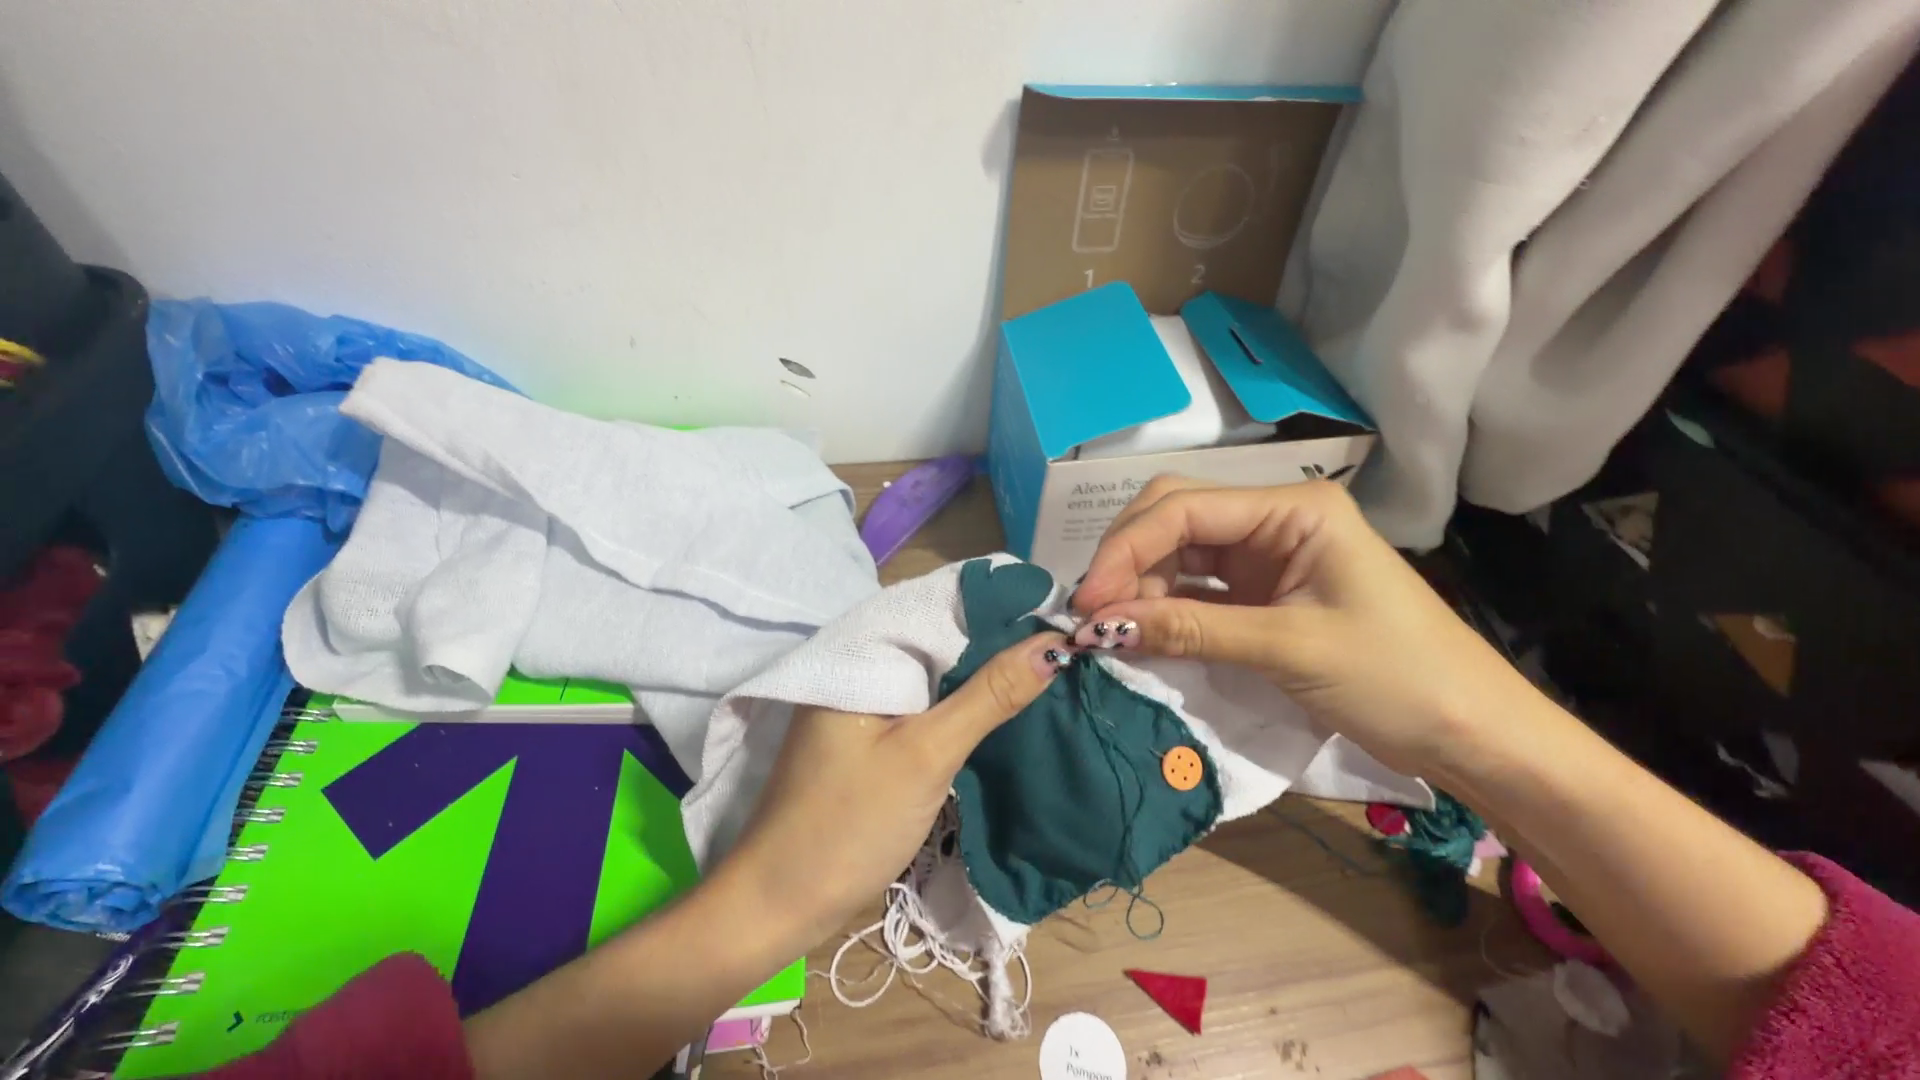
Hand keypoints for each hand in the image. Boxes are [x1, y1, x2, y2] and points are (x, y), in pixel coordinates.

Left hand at [712, 632, 1071, 949]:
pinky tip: (1001, 704)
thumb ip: (989, 695)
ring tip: (1050, 663)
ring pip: (934, 669)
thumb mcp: (927, 754)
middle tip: (1071, 640)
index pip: (941, 602)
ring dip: (983, 670)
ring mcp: (860, 699)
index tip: (1066, 611)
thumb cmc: (849, 824)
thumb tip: (1054, 644)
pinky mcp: (867, 732)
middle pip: (939, 635)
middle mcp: (857, 662)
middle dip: (999, 637)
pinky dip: (959, 700)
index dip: (1003, 603)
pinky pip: (922, 699)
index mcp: (860, 649)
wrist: (779, 901)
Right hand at [1070, 476, 1533, 777]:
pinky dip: (1164, 609)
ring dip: (1139, 587)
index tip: (1086, 604)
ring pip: (1179, 554)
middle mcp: (1274, 519)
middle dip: (1126, 560)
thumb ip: (1189, 630)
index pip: (1184, 509)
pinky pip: (1197, 590)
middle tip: (1090, 616)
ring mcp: (1267, 556)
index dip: (1125, 550)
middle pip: (1174, 518)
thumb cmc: (1397, 678)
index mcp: (1292, 508)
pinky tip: (1139, 633)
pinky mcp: (1263, 593)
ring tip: (1109, 632)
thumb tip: (1097, 627)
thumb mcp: (1288, 650)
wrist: (1471, 732)